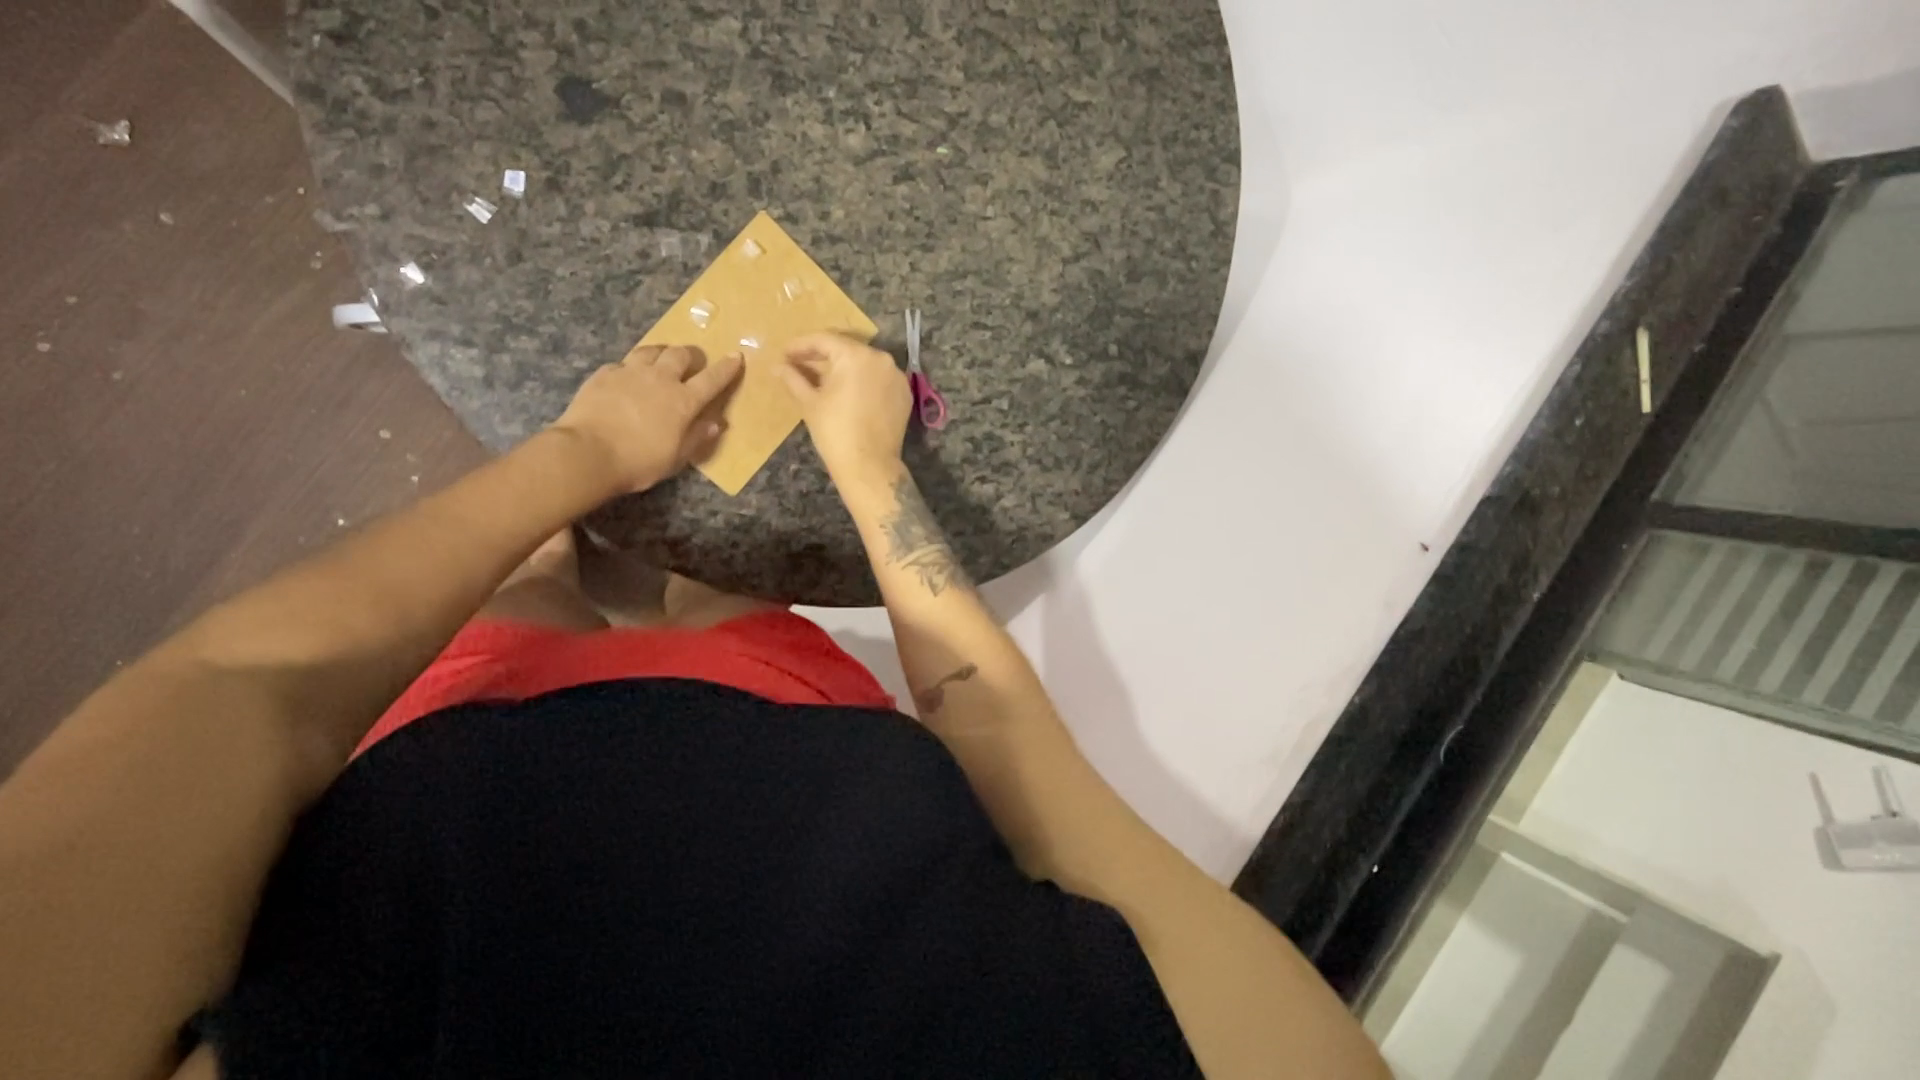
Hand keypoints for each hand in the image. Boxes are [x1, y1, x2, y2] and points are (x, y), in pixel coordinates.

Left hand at [552, 345, 743, 492]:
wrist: (588, 453)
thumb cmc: (639, 462)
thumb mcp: (675, 458)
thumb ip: (696, 437)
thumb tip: (715, 423)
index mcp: (683, 401)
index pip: (712, 379)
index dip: (726, 367)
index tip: (736, 356)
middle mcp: (660, 379)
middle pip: (680, 354)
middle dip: (690, 355)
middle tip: (691, 363)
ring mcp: (630, 372)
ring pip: (651, 350)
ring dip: (660, 353)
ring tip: (660, 361)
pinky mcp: (604, 374)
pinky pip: (622, 363)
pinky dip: (629, 368)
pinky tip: (626, 378)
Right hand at [779, 333, 910, 488]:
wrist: (869, 466)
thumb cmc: (834, 432)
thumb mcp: (809, 402)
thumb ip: (793, 378)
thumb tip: (777, 366)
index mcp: (855, 356)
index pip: (824, 340)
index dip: (801, 345)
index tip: (784, 353)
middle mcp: (880, 358)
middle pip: (846, 348)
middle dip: (822, 355)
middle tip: (800, 363)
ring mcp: (896, 376)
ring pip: (865, 363)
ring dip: (844, 367)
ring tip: (823, 378)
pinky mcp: (904, 393)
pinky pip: (879, 378)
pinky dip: (863, 380)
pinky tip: (849, 391)